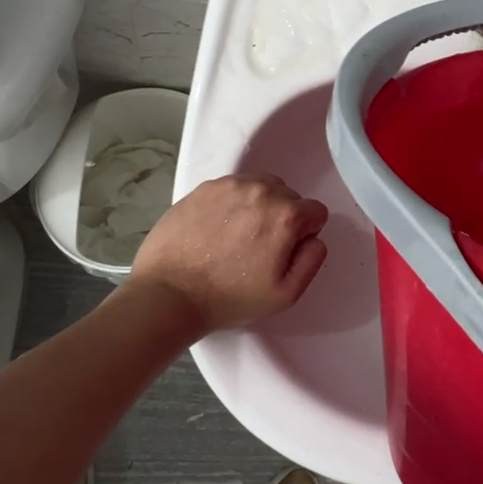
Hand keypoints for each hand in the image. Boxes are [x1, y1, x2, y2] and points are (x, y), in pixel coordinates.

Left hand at [125, 173, 329, 333]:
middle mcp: (263, 190)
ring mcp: (231, 185)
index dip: (304, 234)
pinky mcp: (204, 187)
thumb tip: (313, 237)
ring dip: (259, 205)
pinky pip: (233, 187)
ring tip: (237, 235)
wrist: (167, 296)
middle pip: (289, 196)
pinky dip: (232, 203)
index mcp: (287, 215)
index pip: (315, 212)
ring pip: (262, 186)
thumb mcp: (285, 294)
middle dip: (282, 217)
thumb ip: (313, 259)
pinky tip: (216, 229)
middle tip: (257, 247)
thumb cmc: (228, 298)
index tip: (282, 253)